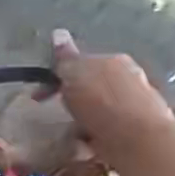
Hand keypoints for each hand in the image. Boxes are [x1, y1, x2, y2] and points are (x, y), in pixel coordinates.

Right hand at [50, 29, 174, 158]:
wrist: (137, 138)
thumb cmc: (102, 105)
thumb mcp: (76, 77)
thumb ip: (66, 59)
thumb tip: (58, 32)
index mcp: (112, 59)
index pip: (79, 63)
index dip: (55, 78)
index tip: (37, 97)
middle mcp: (128, 75)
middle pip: (91, 84)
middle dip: (73, 97)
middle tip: (57, 114)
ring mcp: (135, 99)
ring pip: (99, 106)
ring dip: (84, 117)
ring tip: (72, 133)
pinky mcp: (137, 125)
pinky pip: (107, 126)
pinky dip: (96, 132)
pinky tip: (89, 143)